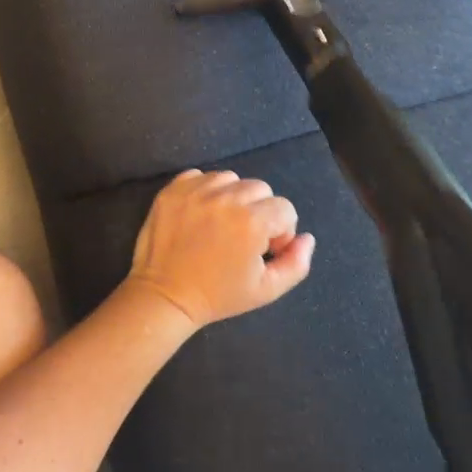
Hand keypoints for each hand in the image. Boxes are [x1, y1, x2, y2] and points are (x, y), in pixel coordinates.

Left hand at [124, 169, 314, 328]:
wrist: (165, 294)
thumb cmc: (218, 295)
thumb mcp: (267, 289)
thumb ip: (296, 263)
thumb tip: (306, 238)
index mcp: (251, 222)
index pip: (284, 207)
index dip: (280, 230)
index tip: (264, 249)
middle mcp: (224, 198)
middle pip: (259, 188)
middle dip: (259, 210)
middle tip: (243, 236)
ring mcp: (195, 191)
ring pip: (229, 179)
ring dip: (232, 196)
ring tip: (221, 223)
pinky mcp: (172, 189)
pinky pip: (199, 176)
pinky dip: (205, 189)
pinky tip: (200, 213)